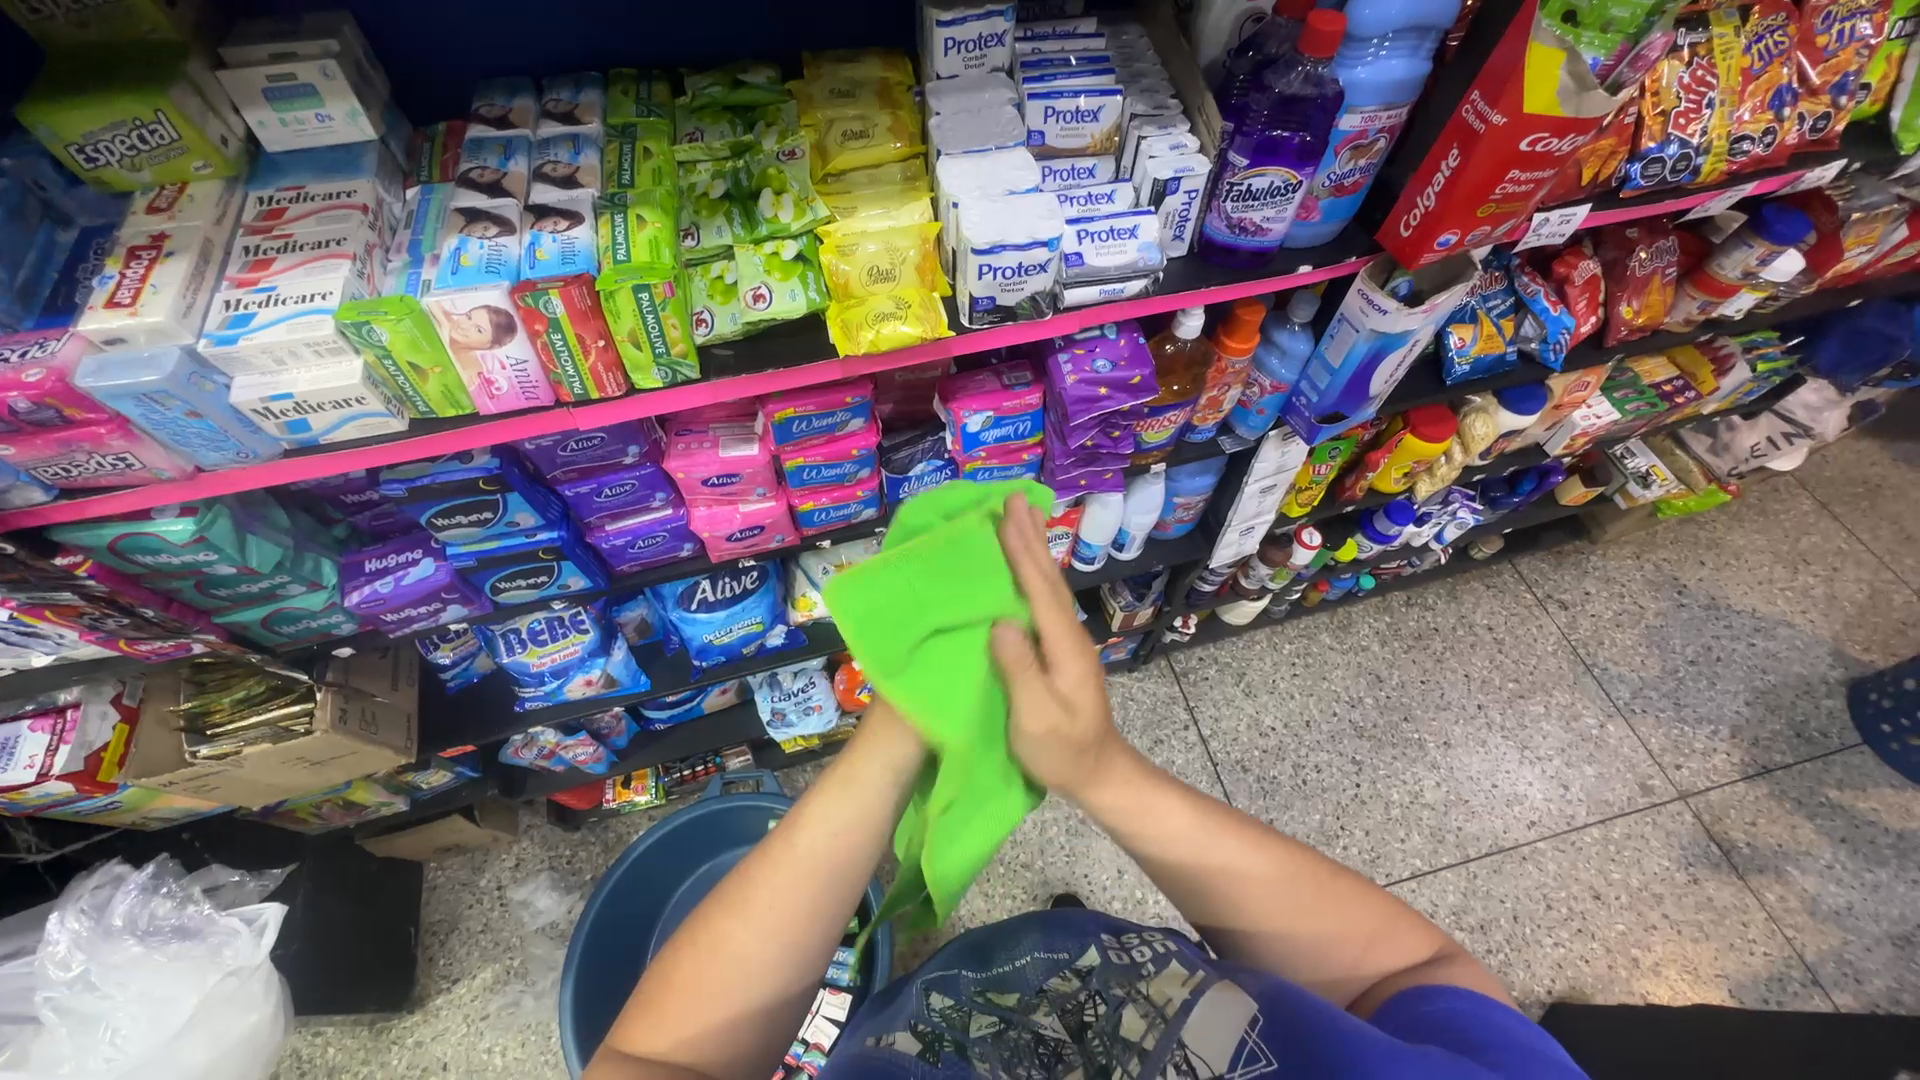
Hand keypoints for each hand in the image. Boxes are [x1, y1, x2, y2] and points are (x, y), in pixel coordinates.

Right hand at [991, 492, 1130, 799]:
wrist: (1098, 771)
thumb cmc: (1063, 750)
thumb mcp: (1037, 719)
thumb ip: (1021, 671)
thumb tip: (1001, 622)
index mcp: (1064, 646)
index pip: (1040, 591)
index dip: (1023, 553)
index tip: (1007, 516)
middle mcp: (1070, 635)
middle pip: (1048, 578)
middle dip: (1030, 537)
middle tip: (1015, 498)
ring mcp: (1069, 641)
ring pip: (1049, 585)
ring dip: (1035, 549)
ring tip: (1023, 517)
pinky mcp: (1061, 649)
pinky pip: (1045, 599)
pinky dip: (1035, 573)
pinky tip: (1027, 566)